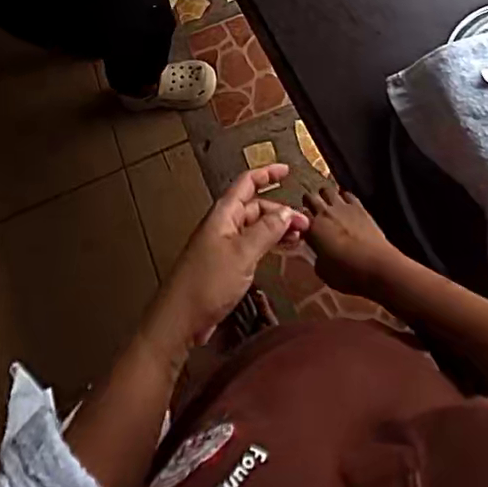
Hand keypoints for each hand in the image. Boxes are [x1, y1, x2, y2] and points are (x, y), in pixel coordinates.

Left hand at [150, 165, 309, 347]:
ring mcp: (223, 243)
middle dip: (280, 209)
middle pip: (254, 206)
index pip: (246, 183)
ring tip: (299, 236)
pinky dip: (268, 243)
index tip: (286, 170)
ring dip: (276, 227)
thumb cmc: (207, 282)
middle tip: (305, 223)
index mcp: (223, 214)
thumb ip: (265, 231)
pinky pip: (251, 244)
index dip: (266, 174)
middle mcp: (223, 224)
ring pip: (254, 226)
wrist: (182, 316)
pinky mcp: (225, 262)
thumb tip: (286, 211)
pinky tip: (282, 250)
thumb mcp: (242, 254)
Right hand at [302, 185, 405, 299]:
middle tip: (313, 212)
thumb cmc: (348, 273)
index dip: (298, 219)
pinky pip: (347, 194)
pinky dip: (344, 198)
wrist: (379, 267)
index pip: (298, 214)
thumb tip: (319, 255)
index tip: (302, 226)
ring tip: (328, 204)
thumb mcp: (324, 272)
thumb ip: (317, 258)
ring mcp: (341, 207)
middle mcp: (323, 212)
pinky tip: (346, 205)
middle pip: (309, 196)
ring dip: (325, 196)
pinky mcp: (359, 207)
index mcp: (312, 227)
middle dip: (309, 202)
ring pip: (327, 190)